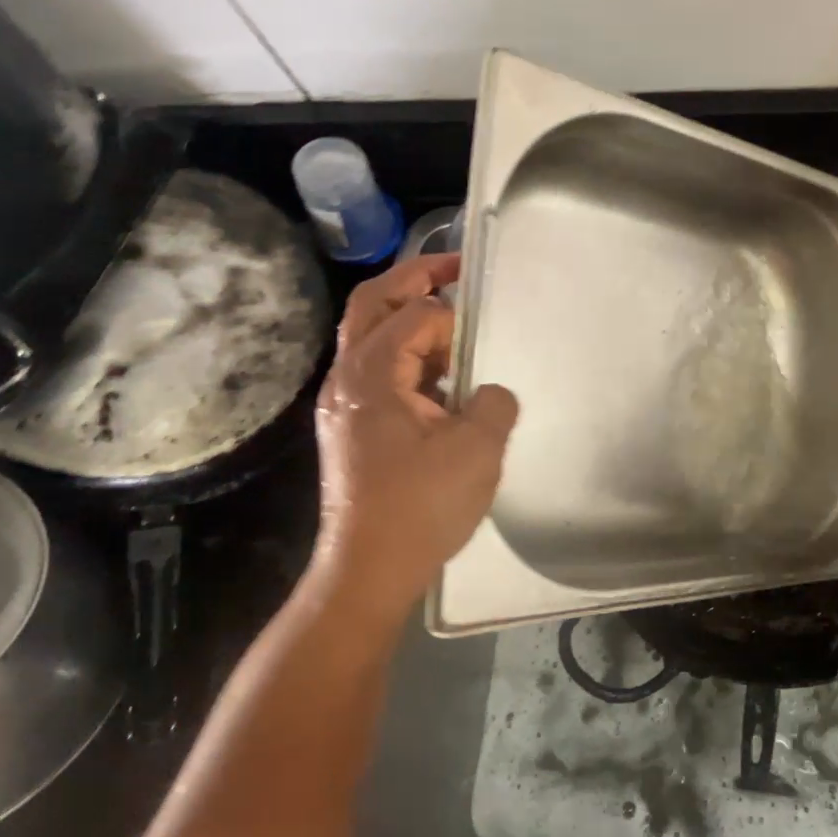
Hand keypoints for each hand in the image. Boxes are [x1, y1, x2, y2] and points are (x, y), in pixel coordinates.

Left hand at [309, 253, 518, 620]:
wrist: (368, 569)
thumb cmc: (421, 506)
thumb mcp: (477, 450)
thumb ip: (494, 404)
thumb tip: (490, 391)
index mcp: (372, 376)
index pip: (413, 315)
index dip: (452, 316)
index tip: (483, 331)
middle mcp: (347, 380)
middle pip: (370, 305)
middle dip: (413, 278)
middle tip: (455, 267)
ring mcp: (343, 404)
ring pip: (369, 336)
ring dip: (408, 318)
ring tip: (455, 325)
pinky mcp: (351, 427)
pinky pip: (377, 370)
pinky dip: (408, 356)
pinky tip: (442, 379)